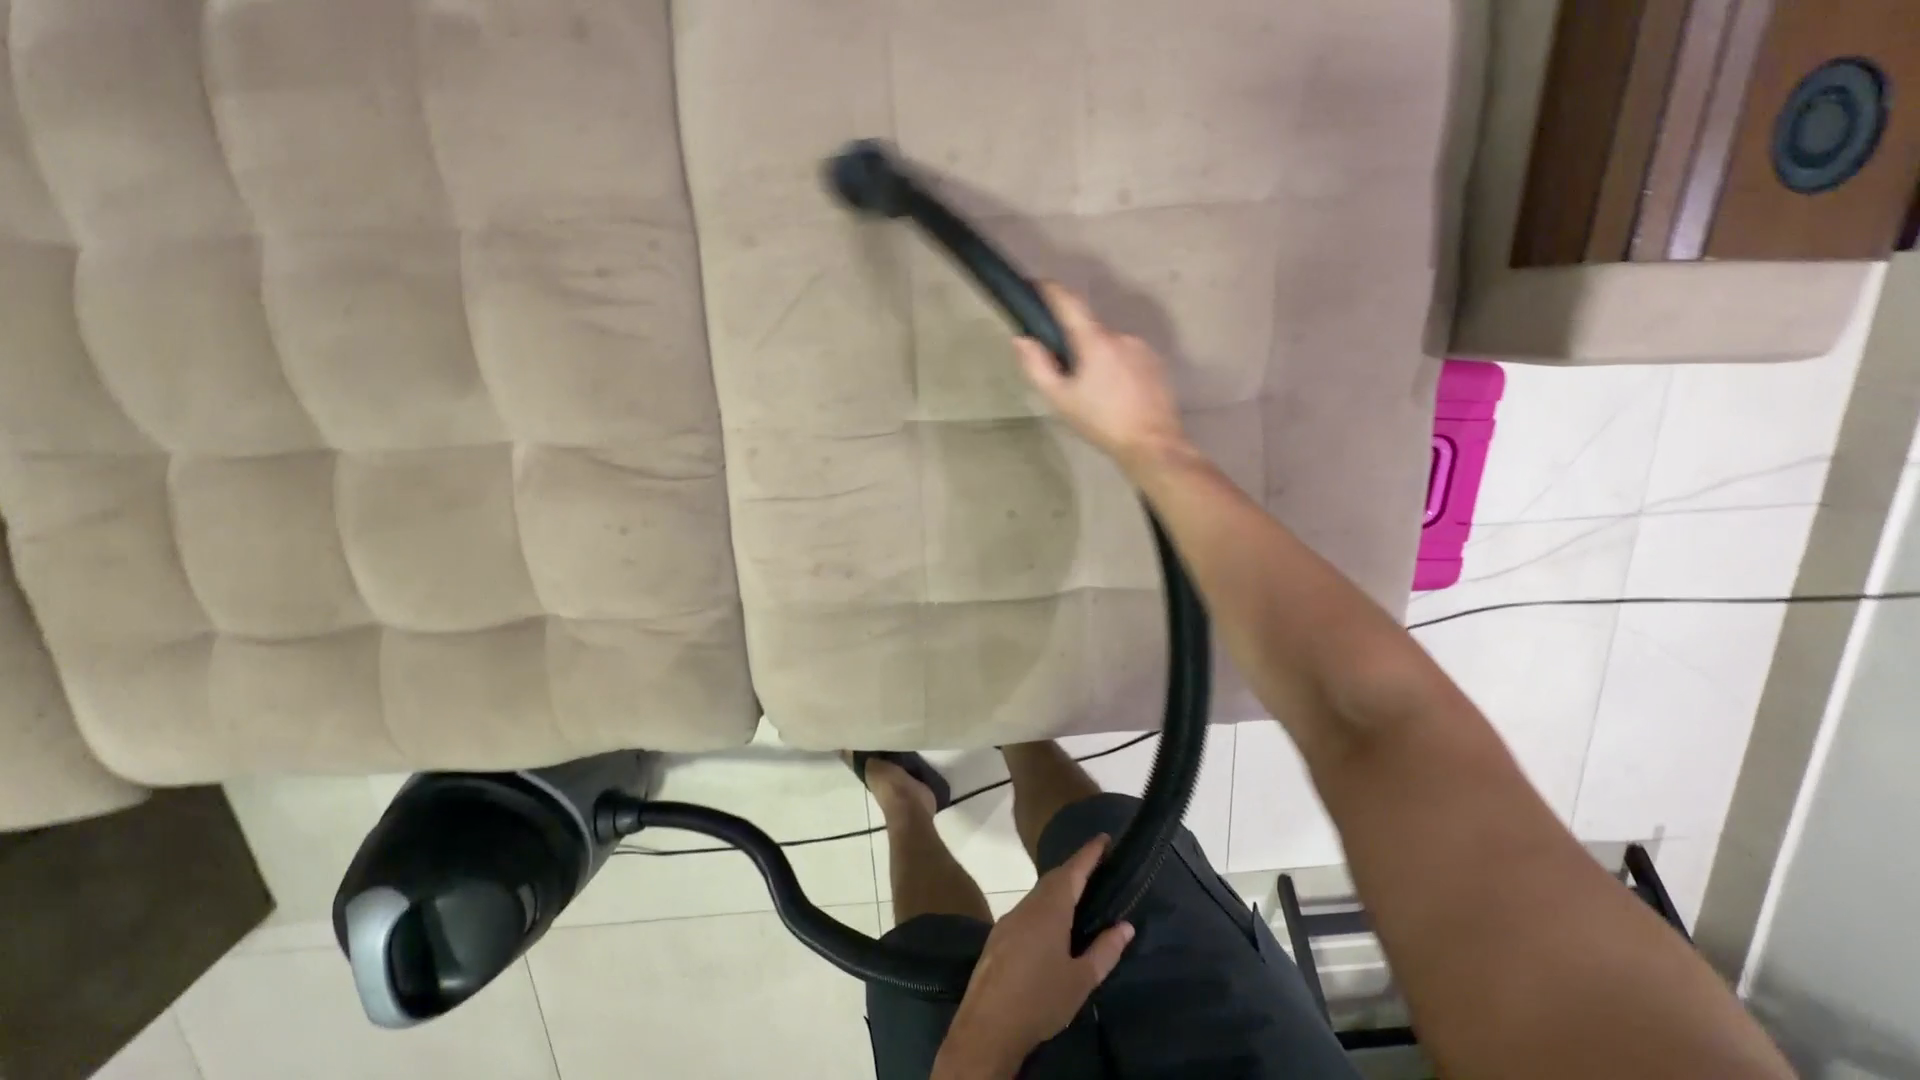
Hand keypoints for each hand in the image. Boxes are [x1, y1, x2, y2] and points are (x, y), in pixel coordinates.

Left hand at [935, 837, 1135, 1075]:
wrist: (987, 1027)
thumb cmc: (1040, 1000)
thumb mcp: (1081, 979)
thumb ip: (1104, 950)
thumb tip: (1125, 926)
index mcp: (1049, 910)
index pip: (1072, 871)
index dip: (1089, 854)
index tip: (1104, 838)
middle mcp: (1026, 907)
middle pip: (1054, 880)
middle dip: (1075, 869)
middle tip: (1098, 866)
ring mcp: (1008, 922)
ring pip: (1038, 895)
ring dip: (1059, 890)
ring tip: (1081, 896)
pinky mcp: (998, 938)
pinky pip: (1027, 911)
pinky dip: (1045, 908)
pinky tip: (1054, 926)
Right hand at [1013, 283, 1189, 476]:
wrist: (1153, 444)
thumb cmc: (1102, 423)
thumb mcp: (1061, 400)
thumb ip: (1037, 366)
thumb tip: (1022, 339)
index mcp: (1095, 341)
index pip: (1069, 302)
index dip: (1050, 290)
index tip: (1036, 286)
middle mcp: (1121, 335)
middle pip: (1090, 329)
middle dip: (1076, 344)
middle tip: (1067, 374)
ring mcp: (1142, 347)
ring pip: (1110, 345)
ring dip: (1098, 358)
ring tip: (1096, 392)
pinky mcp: (1156, 362)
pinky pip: (1128, 356)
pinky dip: (1117, 367)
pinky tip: (1116, 394)